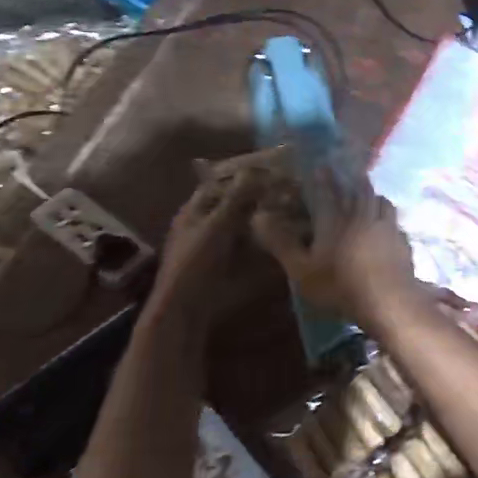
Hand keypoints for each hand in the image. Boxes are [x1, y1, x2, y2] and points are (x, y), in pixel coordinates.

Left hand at [145, 148, 286, 322]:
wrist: (186, 309)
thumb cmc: (196, 262)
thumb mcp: (217, 225)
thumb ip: (236, 198)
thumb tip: (254, 169)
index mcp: (195, 208)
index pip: (222, 181)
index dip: (246, 173)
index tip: (275, 169)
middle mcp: (204, 221)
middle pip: (234, 200)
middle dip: (259, 194)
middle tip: (290, 189)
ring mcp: (215, 243)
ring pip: (243, 221)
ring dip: (264, 214)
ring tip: (292, 208)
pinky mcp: (226, 261)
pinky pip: (248, 241)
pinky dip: (264, 235)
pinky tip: (283, 234)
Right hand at [251, 171, 424, 332]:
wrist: (388, 300)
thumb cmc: (339, 286)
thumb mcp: (301, 269)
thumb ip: (281, 242)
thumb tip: (257, 216)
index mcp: (335, 220)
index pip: (327, 193)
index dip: (323, 179)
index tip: (321, 166)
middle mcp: (362, 216)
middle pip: (358, 191)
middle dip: (350, 180)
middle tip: (348, 172)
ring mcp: (387, 227)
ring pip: (381, 201)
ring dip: (373, 195)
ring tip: (370, 193)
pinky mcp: (403, 242)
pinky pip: (395, 222)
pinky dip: (389, 217)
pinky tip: (389, 223)